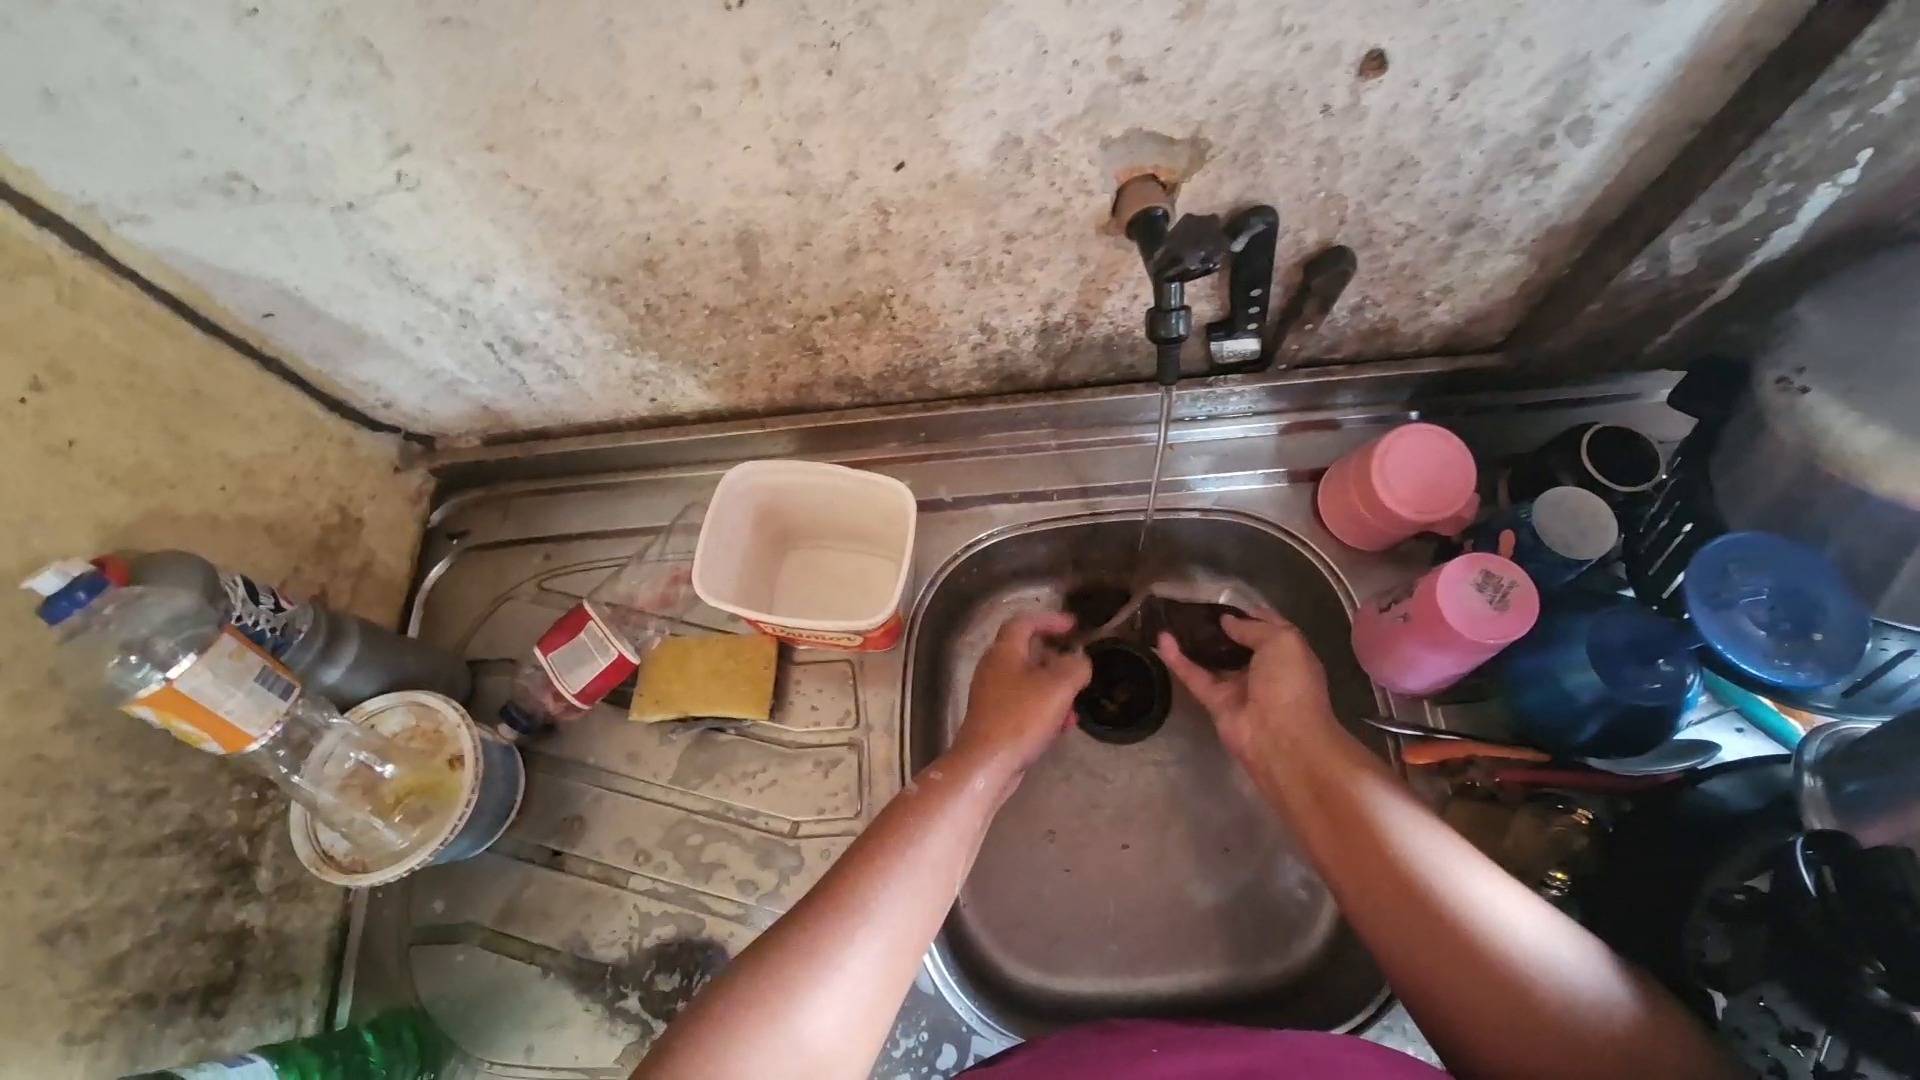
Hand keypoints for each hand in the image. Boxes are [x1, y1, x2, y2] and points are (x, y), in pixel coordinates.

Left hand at [951, 613, 1092, 779]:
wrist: (987, 763)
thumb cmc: (1021, 718)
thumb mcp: (1057, 687)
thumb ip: (1074, 666)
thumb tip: (1079, 660)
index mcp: (1004, 651)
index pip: (1025, 622)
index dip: (1050, 620)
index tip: (1074, 627)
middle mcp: (994, 668)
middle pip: (1029, 652)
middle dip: (1058, 661)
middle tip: (1079, 670)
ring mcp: (993, 694)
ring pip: (1031, 682)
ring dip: (1056, 691)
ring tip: (1074, 709)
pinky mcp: (996, 718)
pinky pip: (1026, 704)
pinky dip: (1045, 710)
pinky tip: (1061, 729)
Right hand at [1156, 608, 1340, 762]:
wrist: (1282, 738)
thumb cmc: (1290, 683)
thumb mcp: (1283, 641)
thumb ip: (1253, 627)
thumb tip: (1227, 621)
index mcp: (1287, 655)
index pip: (1267, 628)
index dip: (1249, 613)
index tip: (1225, 601)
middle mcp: (1263, 670)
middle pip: (1237, 644)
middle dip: (1218, 626)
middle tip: (1193, 607)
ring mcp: (1238, 687)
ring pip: (1212, 660)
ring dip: (1194, 641)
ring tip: (1173, 618)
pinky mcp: (1215, 702)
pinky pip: (1194, 676)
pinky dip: (1178, 659)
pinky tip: (1163, 639)